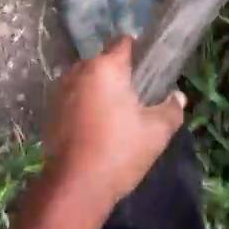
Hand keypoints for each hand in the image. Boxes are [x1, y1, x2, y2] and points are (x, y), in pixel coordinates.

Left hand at [42, 38, 185, 203]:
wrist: (75, 186)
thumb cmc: (119, 151)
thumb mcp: (156, 133)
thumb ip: (171, 110)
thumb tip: (178, 96)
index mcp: (106, 67)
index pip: (123, 43)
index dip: (137, 50)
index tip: (147, 68)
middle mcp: (80, 70)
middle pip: (103, 62)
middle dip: (117, 75)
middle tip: (134, 98)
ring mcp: (61, 90)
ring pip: (86, 80)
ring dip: (98, 90)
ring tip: (113, 116)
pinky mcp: (50, 110)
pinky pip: (73, 98)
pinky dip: (83, 106)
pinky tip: (94, 129)